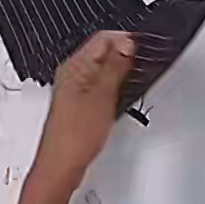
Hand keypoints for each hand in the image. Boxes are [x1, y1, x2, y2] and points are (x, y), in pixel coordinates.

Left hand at [31, 31, 134, 183]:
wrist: (61, 166)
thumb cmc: (74, 135)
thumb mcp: (103, 95)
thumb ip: (116, 67)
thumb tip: (126, 45)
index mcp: (73, 66)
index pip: (102, 38)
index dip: (125, 39)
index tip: (143, 47)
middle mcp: (71, 74)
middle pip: (101, 51)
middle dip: (123, 52)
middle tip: (141, 62)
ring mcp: (74, 89)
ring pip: (101, 68)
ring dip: (118, 69)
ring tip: (133, 77)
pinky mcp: (79, 104)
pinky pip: (98, 84)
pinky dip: (112, 85)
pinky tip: (120, 95)